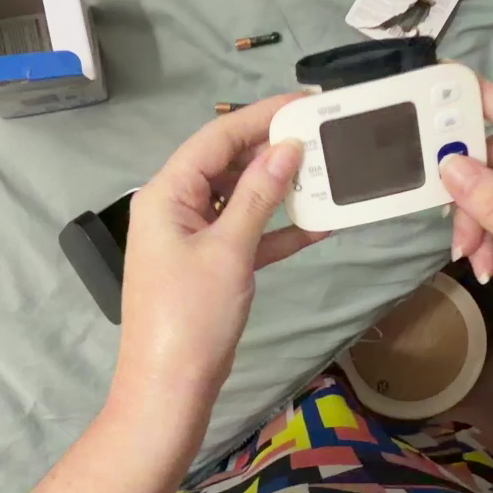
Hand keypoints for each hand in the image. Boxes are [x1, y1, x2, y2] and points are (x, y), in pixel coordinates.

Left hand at [112, 95, 326, 409]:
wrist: (169, 390)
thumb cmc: (191, 317)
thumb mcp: (229, 251)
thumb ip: (259, 196)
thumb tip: (287, 147)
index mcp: (166, 193)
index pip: (216, 137)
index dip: (262, 116)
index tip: (307, 102)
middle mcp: (174, 207)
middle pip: (227, 164)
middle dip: (274, 151)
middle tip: (324, 136)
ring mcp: (191, 238)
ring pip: (239, 199)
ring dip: (279, 190)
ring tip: (327, 173)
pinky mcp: (208, 266)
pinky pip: (245, 235)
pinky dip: (276, 230)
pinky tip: (318, 225)